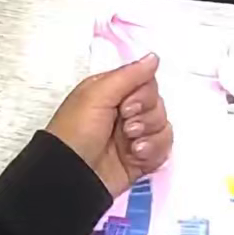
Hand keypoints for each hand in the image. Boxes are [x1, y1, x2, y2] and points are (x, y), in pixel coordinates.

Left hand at [46, 55, 171, 196]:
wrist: (69, 177)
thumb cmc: (77, 130)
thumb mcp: (97, 95)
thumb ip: (129, 75)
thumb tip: (154, 57)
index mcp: (113, 92)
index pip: (147, 82)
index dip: (143, 93)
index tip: (126, 105)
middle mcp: (126, 111)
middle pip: (158, 103)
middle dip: (146, 115)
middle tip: (126, 127)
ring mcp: (135, 135)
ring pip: (163, 124)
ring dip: (149, 134)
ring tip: (131, 145)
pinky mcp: (142, 158)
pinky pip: (164, 147)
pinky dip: (154, 150)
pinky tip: (137, 156)